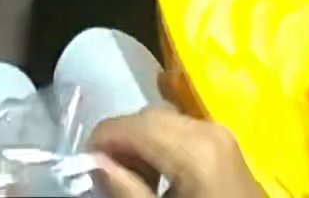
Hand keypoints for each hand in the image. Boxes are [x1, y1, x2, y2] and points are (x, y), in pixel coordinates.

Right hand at [89, 108, 262, 197]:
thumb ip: (127, 192)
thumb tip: (94, 161)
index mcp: (196, 148)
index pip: (137, 125)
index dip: (104, 138)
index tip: (81, 162)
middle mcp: (210, 129)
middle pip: (152, 118)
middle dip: (122, 140)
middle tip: (99, 173)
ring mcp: (222, 136)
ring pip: (167, 122)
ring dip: (141, 143)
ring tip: (126, 179)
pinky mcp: (227, 149)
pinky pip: (185, 134)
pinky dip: (163, 147)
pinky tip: (155, 178)